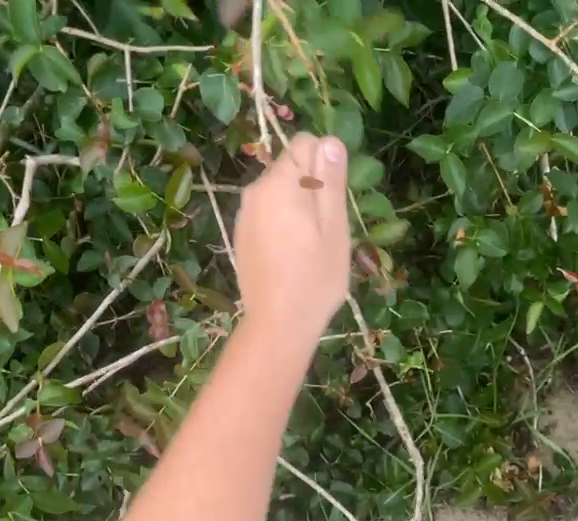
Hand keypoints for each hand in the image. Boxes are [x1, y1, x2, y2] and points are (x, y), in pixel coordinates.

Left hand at [234, 132, 350, 340]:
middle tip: (327, 232)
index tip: (335, 202)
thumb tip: (330, 140)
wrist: (278, 323)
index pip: (305, 143)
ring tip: (311, 248)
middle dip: (312, 190)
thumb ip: (330, 183)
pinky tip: (292, 258)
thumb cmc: (315, 279)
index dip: (326, 165)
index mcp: (281, 184)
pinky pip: (268, 215)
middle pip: (291, 169)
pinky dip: (283, 226)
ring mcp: (245, 214)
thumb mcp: (334, 230)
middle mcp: (256, 191)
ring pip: (279, 194)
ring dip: (298, 210)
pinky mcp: (242, 234)